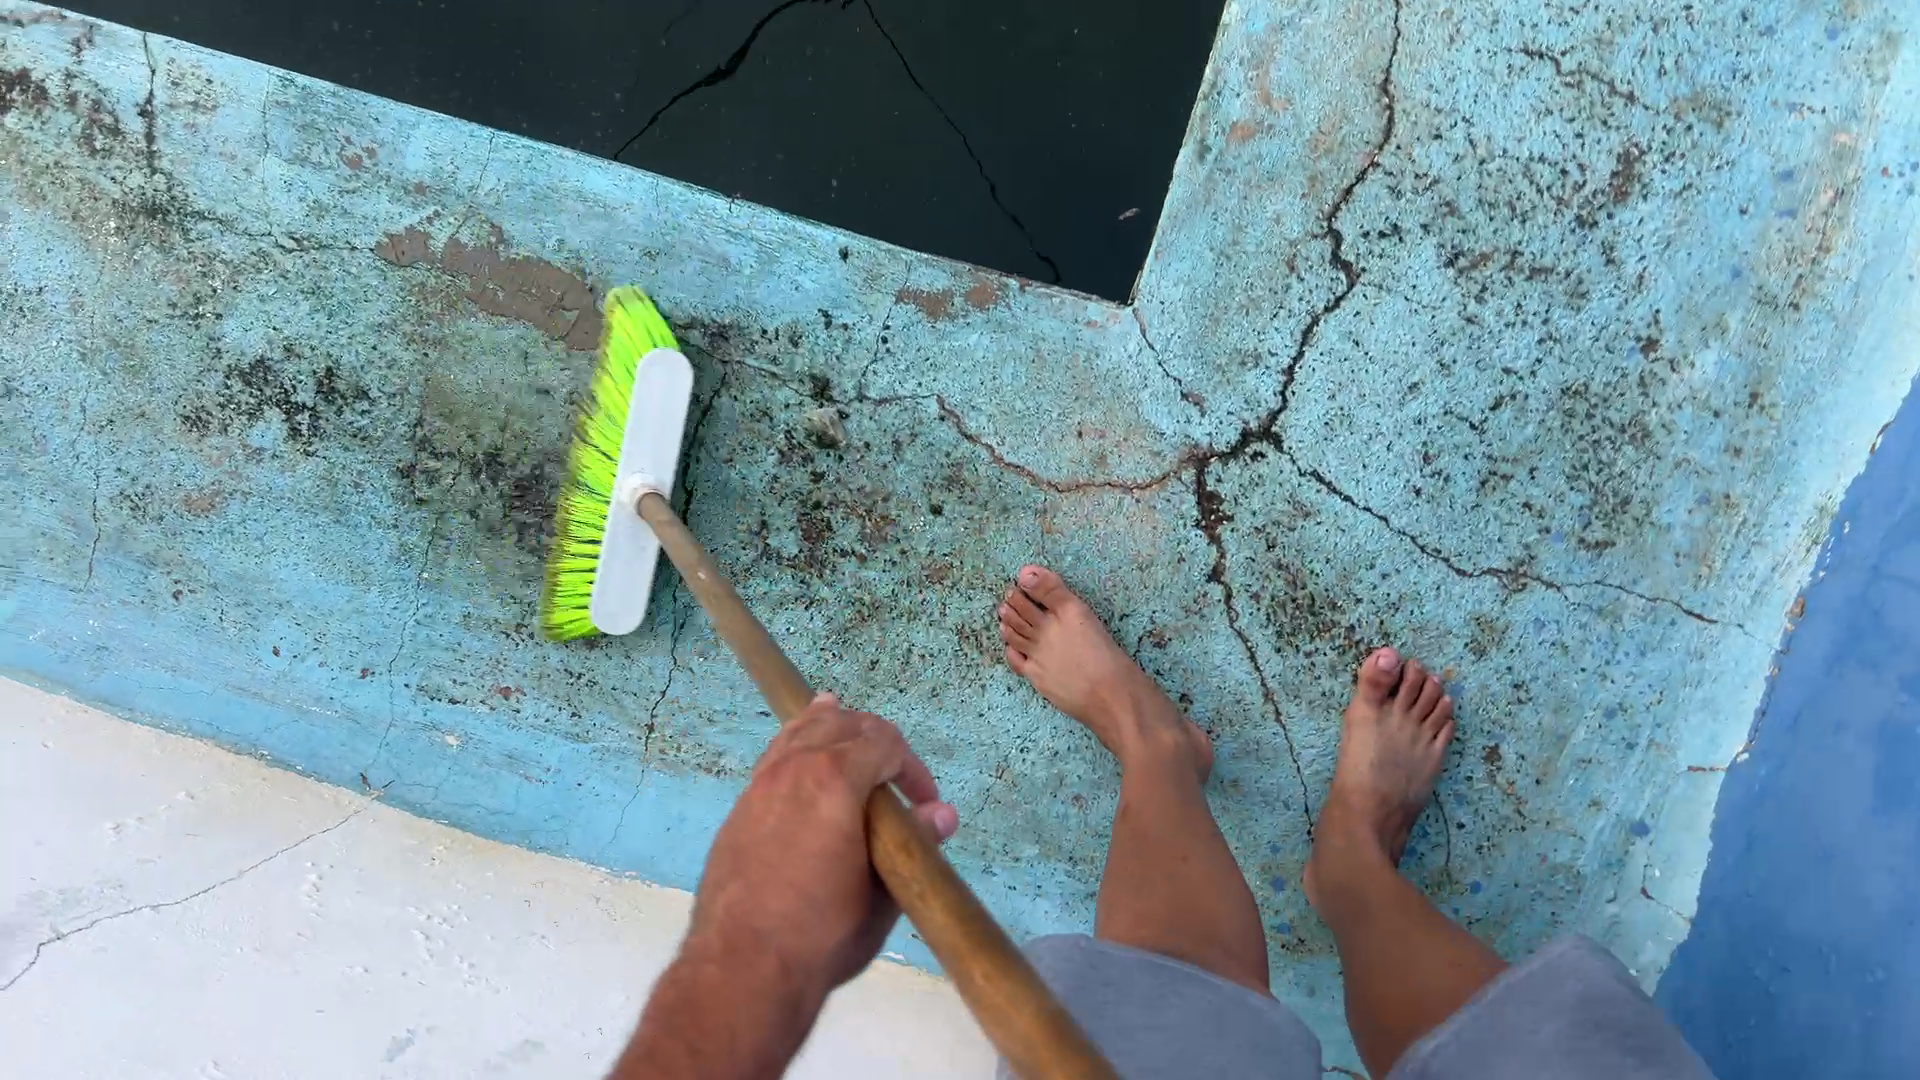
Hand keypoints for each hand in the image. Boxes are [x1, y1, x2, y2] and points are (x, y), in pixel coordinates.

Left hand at [685, 692, 959, 996]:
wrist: (740, 971)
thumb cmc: (823, 935)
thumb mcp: (883, 894)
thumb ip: (914, 844)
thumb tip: (944, 813)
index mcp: (835, 778)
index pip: (885, 741)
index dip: (912, 767)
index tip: (924, 802)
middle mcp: (796, 766)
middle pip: (844, 723)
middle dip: (879, 743)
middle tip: (896, 782)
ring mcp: (762, 782)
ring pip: (804, 730)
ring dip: (836, 731)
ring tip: (854, 742)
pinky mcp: (742, 805)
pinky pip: (777, 754)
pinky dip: (800, 745)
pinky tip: (808, 756)